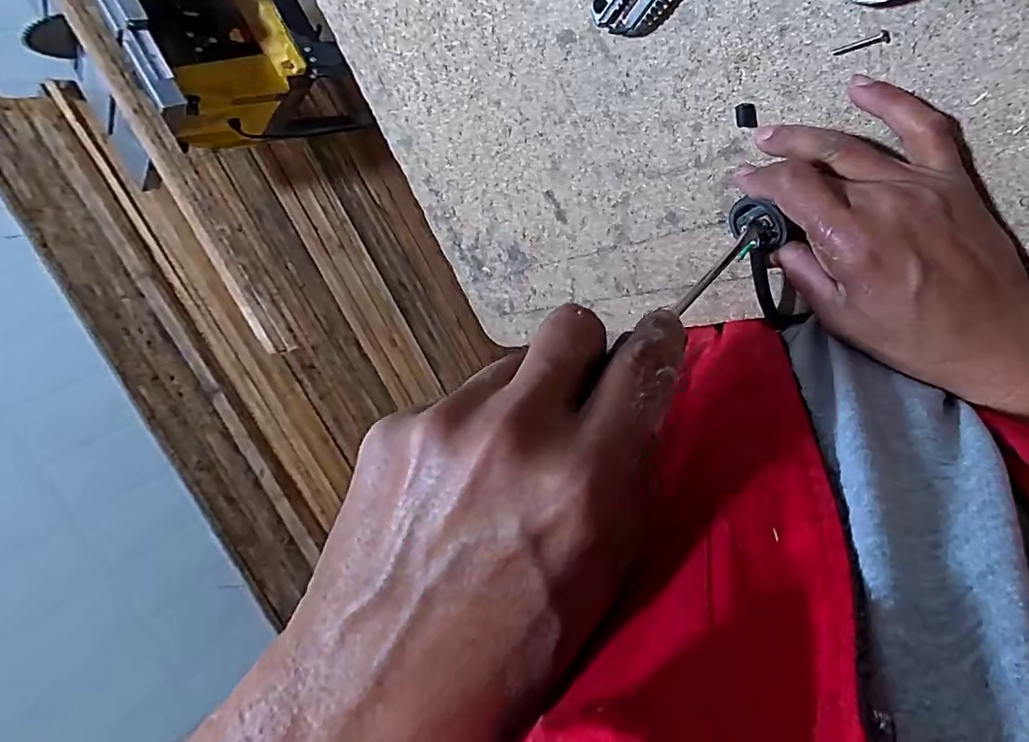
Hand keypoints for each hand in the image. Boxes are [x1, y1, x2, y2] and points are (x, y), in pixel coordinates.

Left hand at [192, 305, 685, 741]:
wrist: (369, 706)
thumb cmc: (512, 655)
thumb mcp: (607, 571)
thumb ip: (631, 473)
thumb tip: (639, 407)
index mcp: (585, 478)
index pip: (643, 362)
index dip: (659, 340)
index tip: (658, 335)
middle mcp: (518, 433)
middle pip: (573, 324)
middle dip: (587, 350)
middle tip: (577, 394)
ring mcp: (446, 424)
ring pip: (510, 365)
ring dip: (521, 399)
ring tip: (500, 467)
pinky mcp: (392, 429)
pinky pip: (455, 402)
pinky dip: (466, 432)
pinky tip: (448, 490)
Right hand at [734, 76, 1028, 414]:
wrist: (999, 337)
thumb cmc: (917, 338)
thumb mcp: (845, 320)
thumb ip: (806, 275)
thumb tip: (780, 245)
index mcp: (850, 240)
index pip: (792, 186)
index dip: (761, 179)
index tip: (745, 180)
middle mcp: (881, 202)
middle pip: (818, 158)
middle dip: (781, 149)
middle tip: (759, 147)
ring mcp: (919, 183)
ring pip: (854, 144)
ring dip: (812, 134)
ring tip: (785, 133)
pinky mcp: (951, 178)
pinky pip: (923, 126)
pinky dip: (891, 100)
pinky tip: (859, 87)